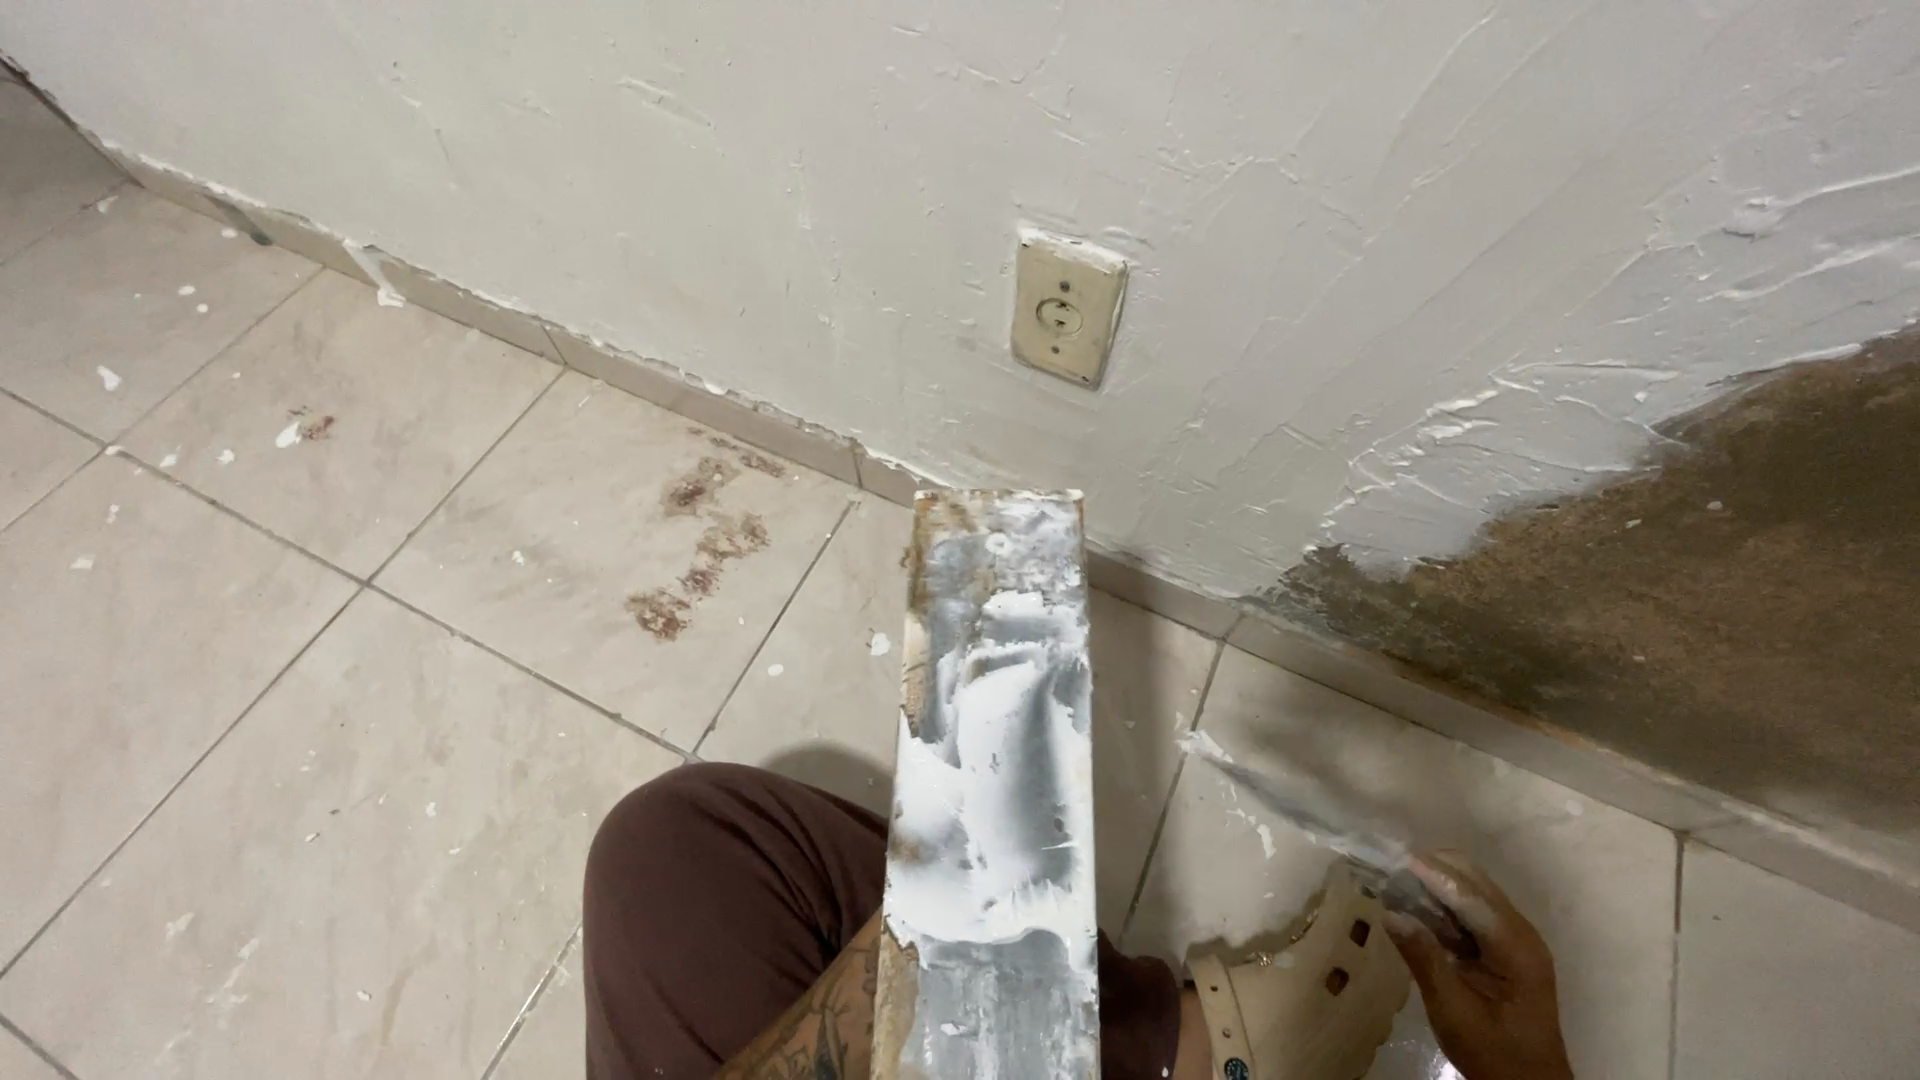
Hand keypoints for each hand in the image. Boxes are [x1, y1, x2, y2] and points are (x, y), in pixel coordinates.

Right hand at [1382, 850, 1574, 1079]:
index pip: (1468, 895)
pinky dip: (1438, 898)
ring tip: (1391, 883)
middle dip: (1429, 867)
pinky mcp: (1501, 944)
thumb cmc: (1493, 1052)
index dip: (1429, 872)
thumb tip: (1390, 912)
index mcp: (1515, 948)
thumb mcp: (1453, 1010)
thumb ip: (1424, 958)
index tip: (1391, 856)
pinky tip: (1411, 905)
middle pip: (1472, 878)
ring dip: (1432, 880)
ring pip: (1469, 886)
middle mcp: (1519, 932)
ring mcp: (1513, 937)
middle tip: (1386, 871)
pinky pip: (1468, 906)